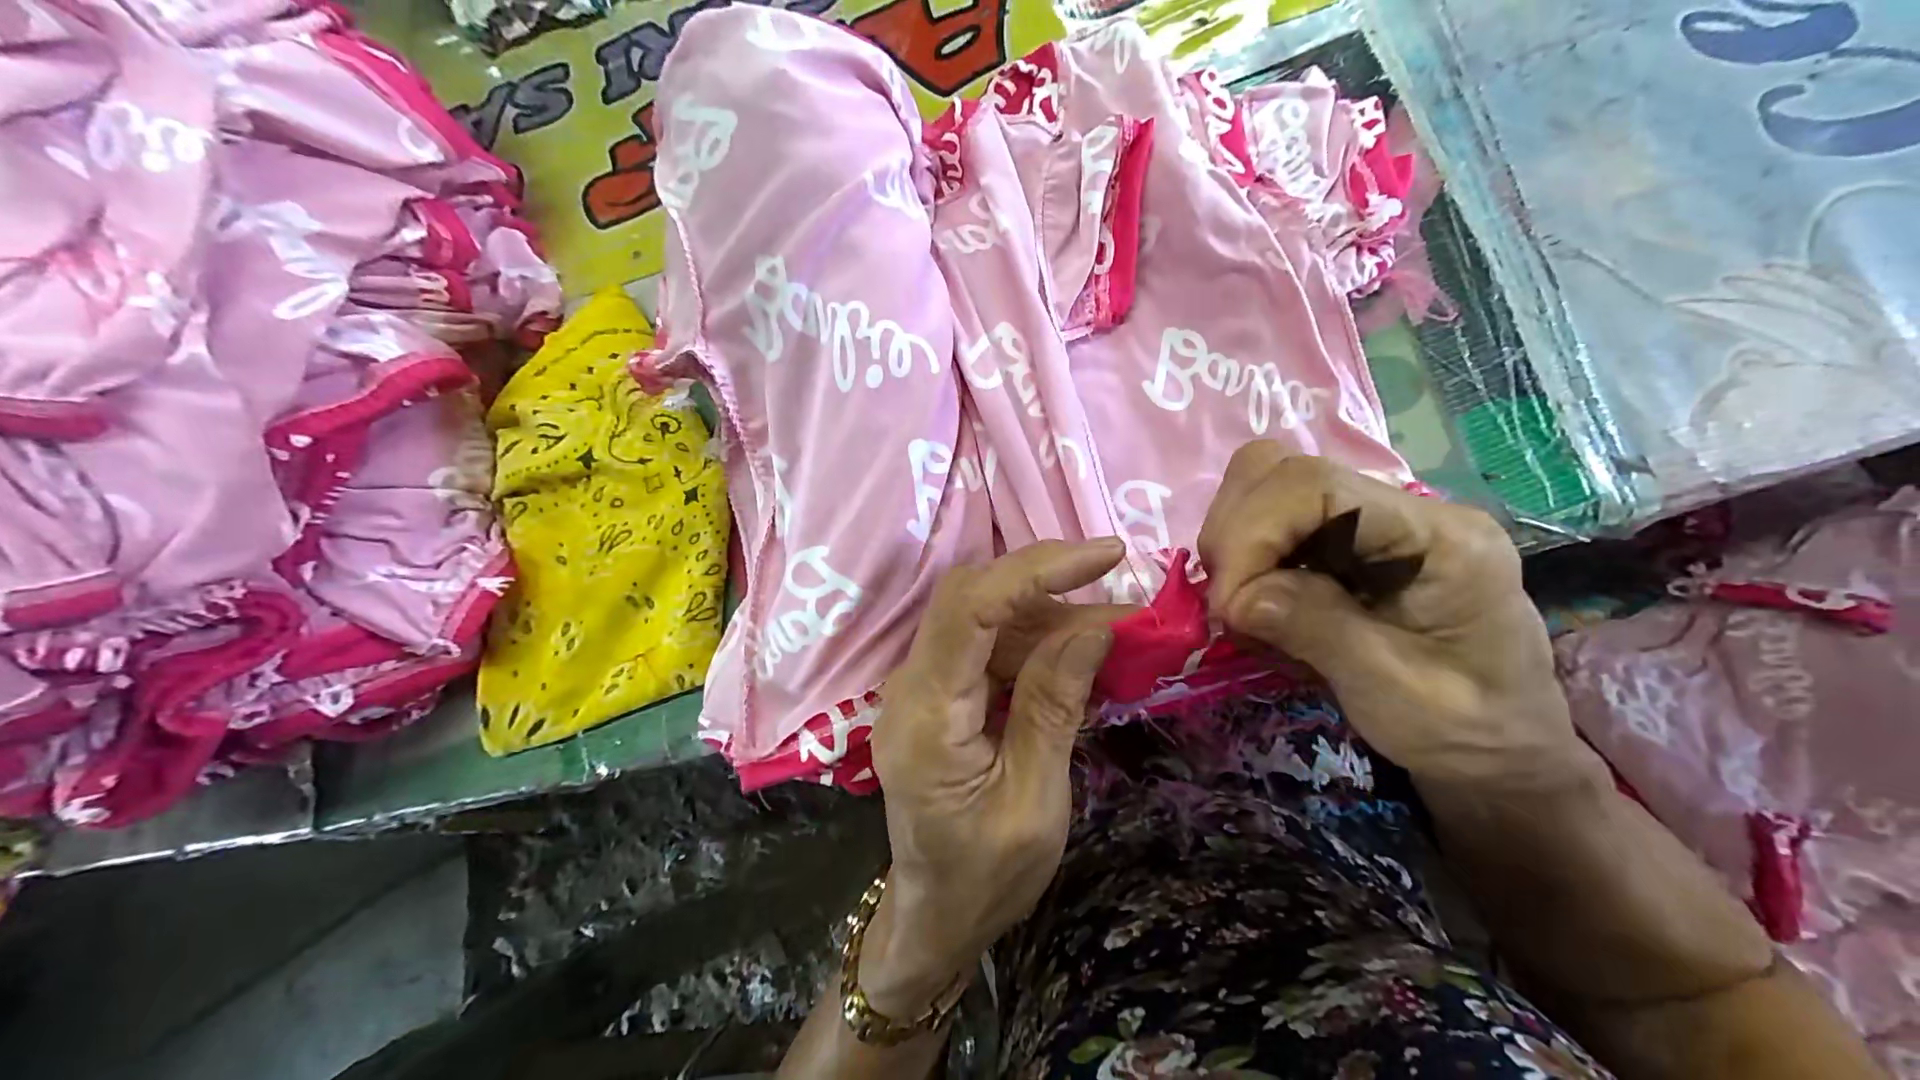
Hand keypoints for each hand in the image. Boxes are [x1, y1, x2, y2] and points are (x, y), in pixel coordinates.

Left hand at [863, 539, 1122, 1016]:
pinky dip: (1035, 641)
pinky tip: (1081, 652)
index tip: (1106, 555)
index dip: (1037, 569)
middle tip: (1122, 593)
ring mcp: (919, 687)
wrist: (936, 915)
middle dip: (1049, 585)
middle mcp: (910, 685)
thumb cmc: (986, 876)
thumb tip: (1093, 627)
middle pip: (972, 598)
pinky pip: (985, 646)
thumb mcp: (1034, 801)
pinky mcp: (937, 694)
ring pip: (983, 617)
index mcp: (926, 714)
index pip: (969, 607)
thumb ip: (1053, 706)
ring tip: (1120, 628)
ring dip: (1051, 614)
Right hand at [1197, 443, 1592, 790]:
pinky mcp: (1346, 538)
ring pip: (1267, 487)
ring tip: (1244, 606)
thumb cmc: (1464, 729)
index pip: (1316, 486)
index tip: (1230, 605)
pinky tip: (1258, 602)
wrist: (1500, 750)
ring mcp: (1373, 520)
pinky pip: (1270, 520)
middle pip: (1283, 472)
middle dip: (1237, 536)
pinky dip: (1244, 556)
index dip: (1253, 533)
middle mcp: (1404, 510)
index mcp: (1438, 537)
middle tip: (1232, 607)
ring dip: (1236, 544)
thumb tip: (1238, 597)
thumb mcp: (1394, 693)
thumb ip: (1319, 632)